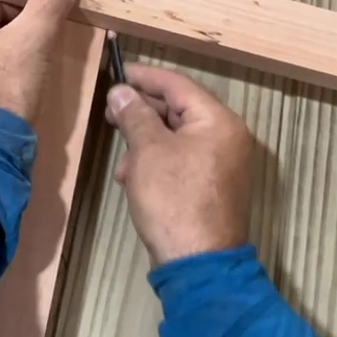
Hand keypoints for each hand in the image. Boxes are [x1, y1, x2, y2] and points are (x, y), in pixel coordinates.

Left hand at [0, 0, 80, 119]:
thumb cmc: (6, 85)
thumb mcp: (33, 39)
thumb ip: (48, 5)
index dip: (22, 12)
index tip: (42, 29)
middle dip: (18, 38)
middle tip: (42, 52)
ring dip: (11, 62)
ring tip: (33, 75)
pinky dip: (1, 85)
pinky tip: (18, 96)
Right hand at [106, 63, 252, 264]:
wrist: (198, 263)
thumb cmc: (174, 198)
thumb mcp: (147, 151)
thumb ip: (135, 114)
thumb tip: (121, 91)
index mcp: (218, 121)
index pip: (177, 85)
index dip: (144, 77)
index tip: (117, 73)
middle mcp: (226, 137)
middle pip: (179, 110)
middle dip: (142, 112)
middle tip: (110, 112)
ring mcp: (222, 163)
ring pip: (177, 137)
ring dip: (145, 141)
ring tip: (121, 159)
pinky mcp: (212, 186)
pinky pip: (182, 159)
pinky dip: (156, 161)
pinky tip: (133, 178)